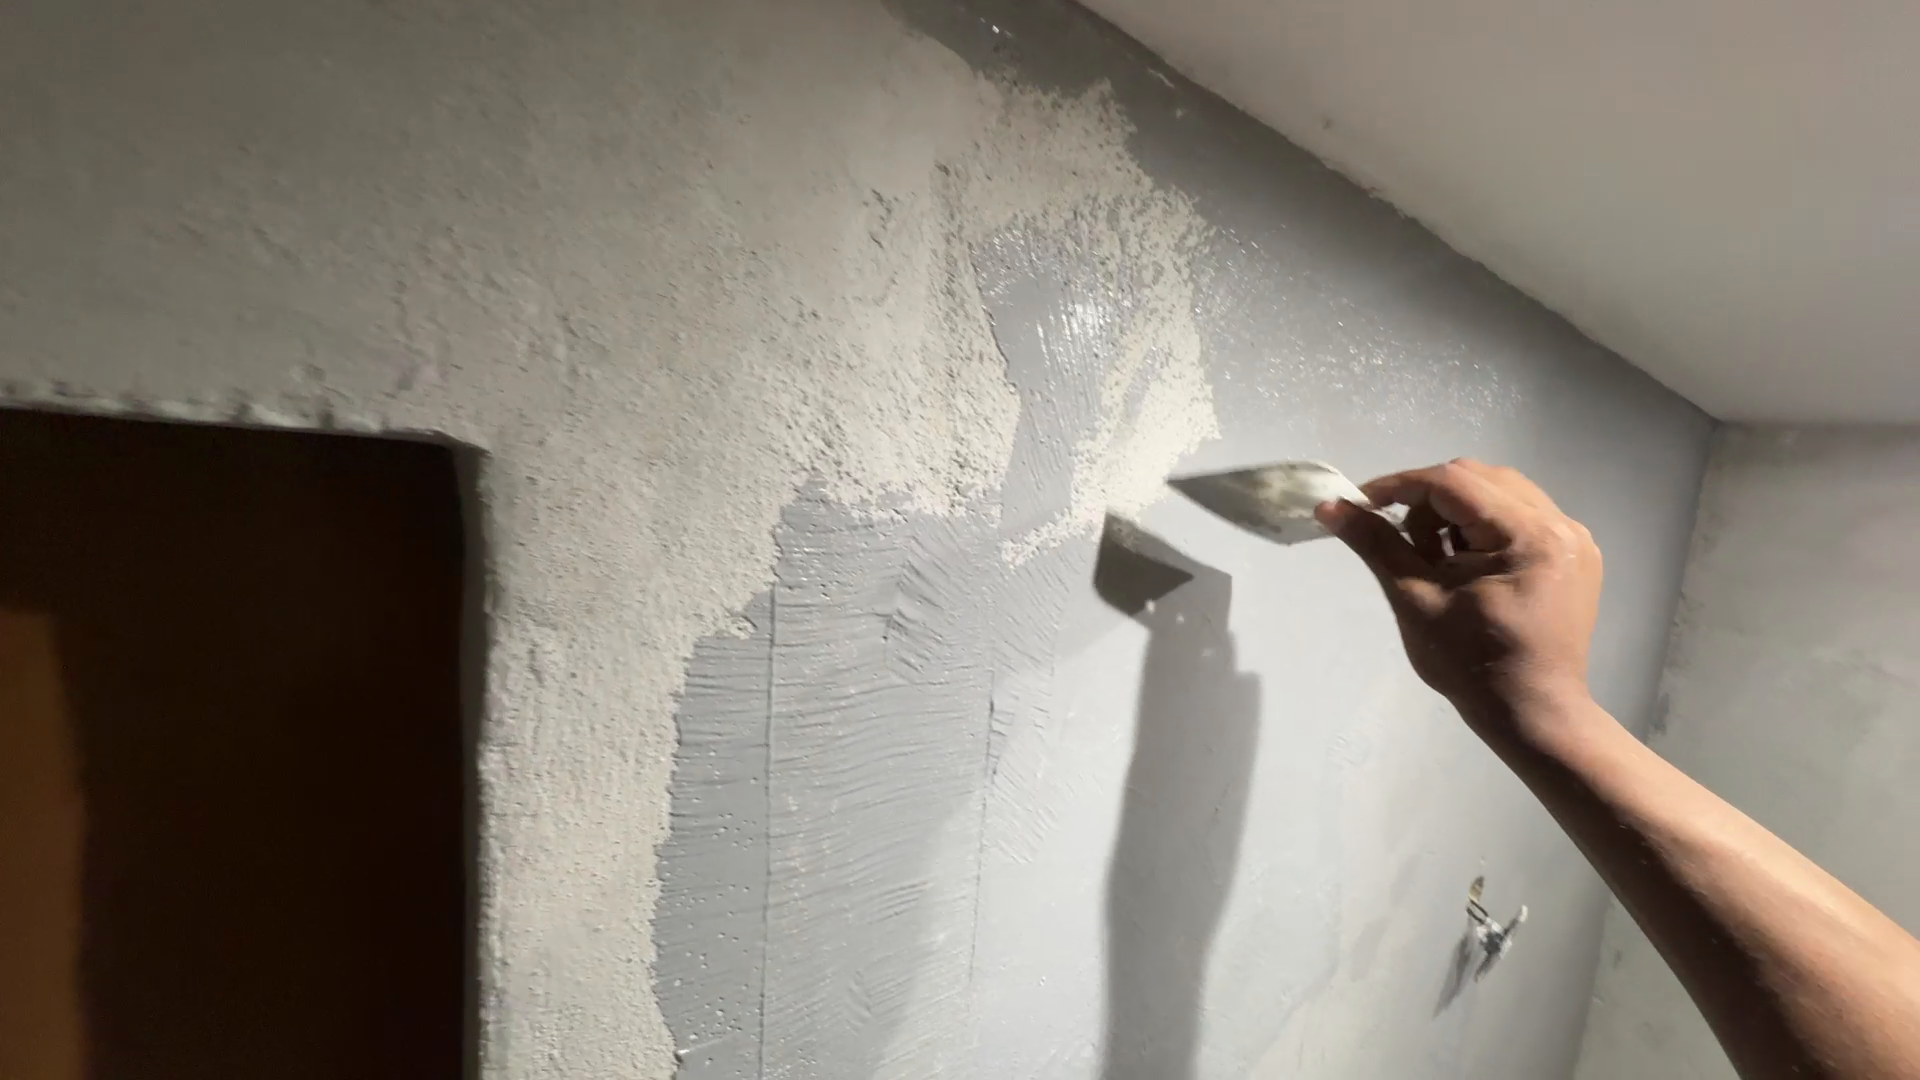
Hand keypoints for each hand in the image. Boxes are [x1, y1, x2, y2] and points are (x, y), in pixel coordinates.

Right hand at [1313, 459, 1602, 732]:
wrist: (1528, 712)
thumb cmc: (1467, 661)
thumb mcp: (1412, 597)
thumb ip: (1375, 543)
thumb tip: (1329, 506)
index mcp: (1528, 536)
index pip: (1453, 482)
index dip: (1398, 486)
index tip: (1359, 505)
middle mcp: (1560, 526)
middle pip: (1477, 479)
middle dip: (1425, 499)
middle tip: (1398, 538)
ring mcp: (1570, 540)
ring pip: (1496, 493)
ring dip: (1450, 512)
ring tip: (1430, 556)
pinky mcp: (1569, 555)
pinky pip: (1514, 516)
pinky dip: (1475, 527)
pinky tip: (1458, 563)